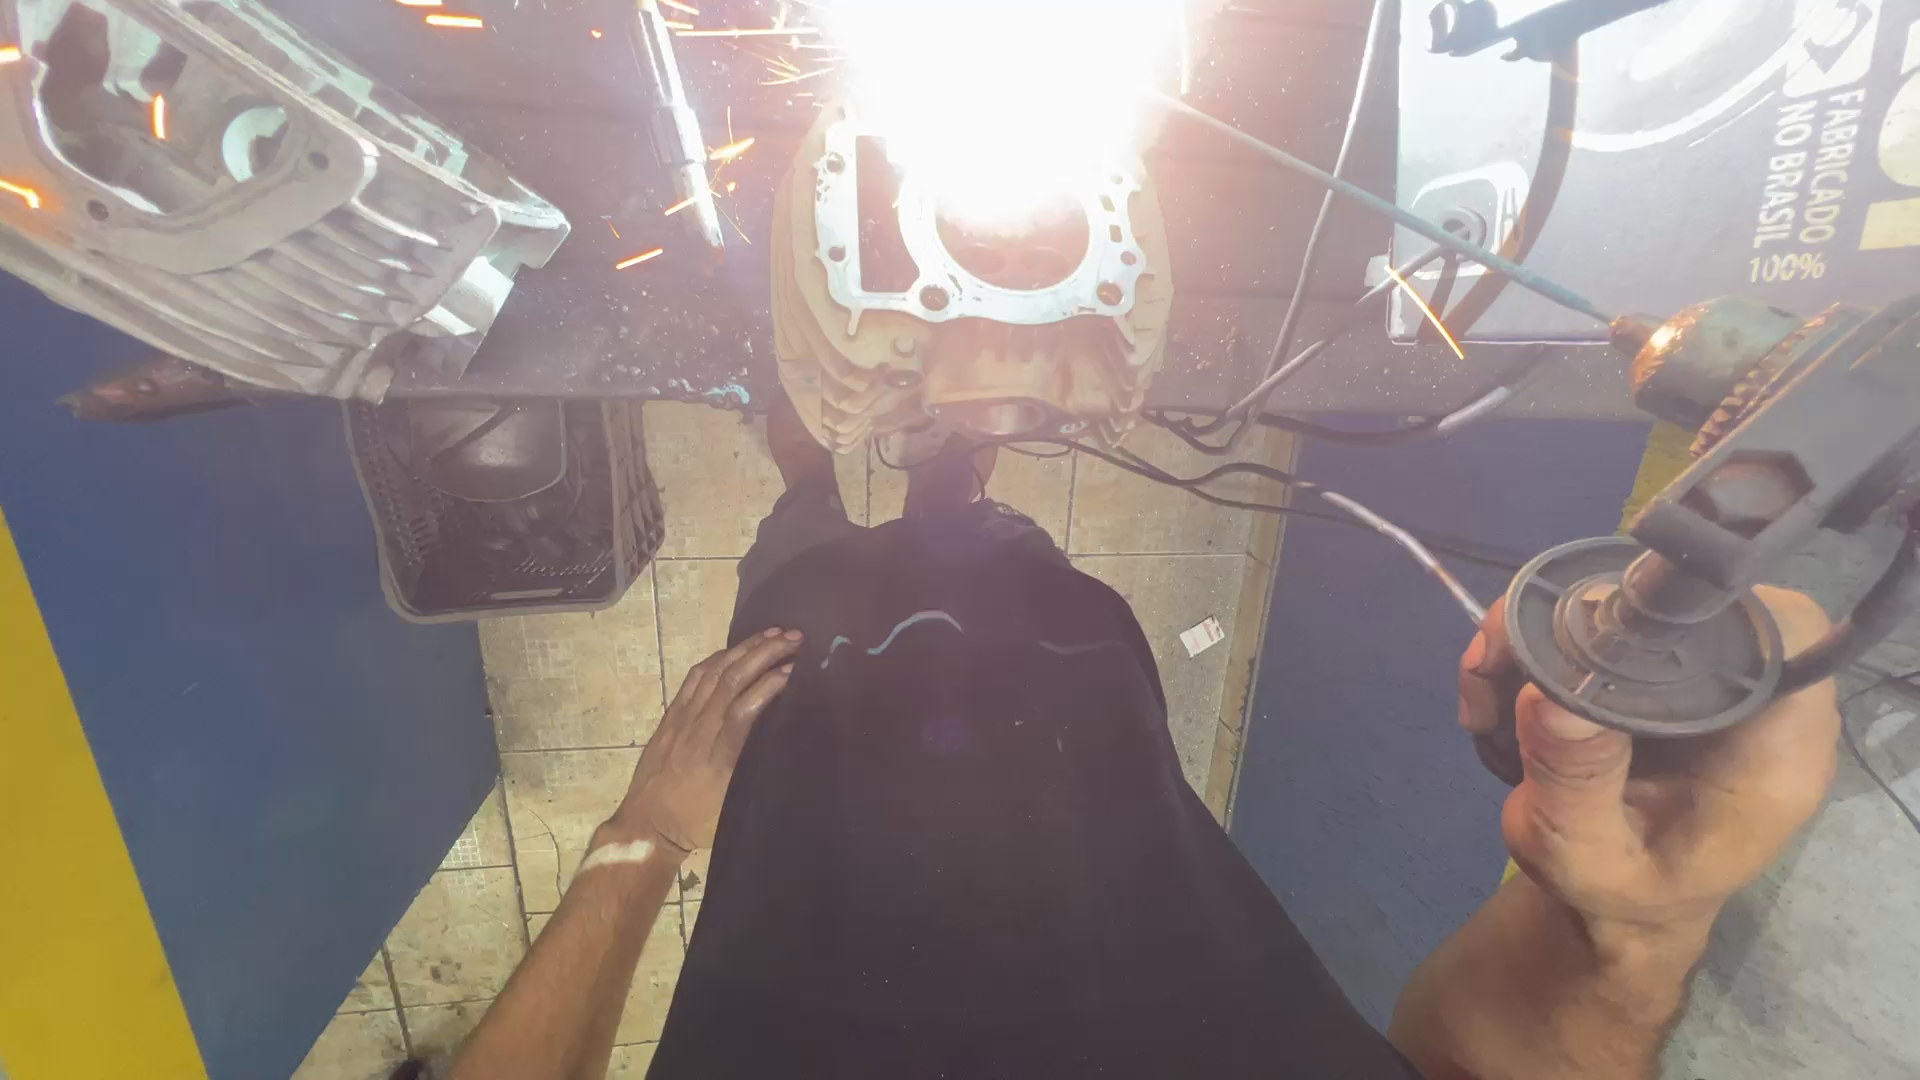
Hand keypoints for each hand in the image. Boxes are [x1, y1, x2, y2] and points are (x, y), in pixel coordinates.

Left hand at [604, 628, 802, 855]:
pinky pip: (695, 677)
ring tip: (773, 633)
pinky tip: (737, 649)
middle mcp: (699, 730)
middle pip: (732, 680)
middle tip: (795, 637)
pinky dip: (719, 657)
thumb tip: (791, 740)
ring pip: (714, 672)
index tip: (797, 668)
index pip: (745, 709)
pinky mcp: (671, 714)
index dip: (770, 684)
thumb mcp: (735, 804)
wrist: (646, 826)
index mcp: (718, 756)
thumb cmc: (699, 821)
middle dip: (765, 653)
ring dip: (746, 648)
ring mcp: (682, 718)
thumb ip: (758, 769)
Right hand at [1459, 586, 1839, 948]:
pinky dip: (1513, 660)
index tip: (1584, 632)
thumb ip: (1574, 778)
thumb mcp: (1583, 850)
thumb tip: (1551, 696)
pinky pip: (1565, 636)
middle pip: (1659, 611)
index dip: (1689, 611)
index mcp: (1762, 749)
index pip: (1770, 636)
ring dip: (1518, 646)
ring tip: (1482, 713)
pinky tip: (1492, 711)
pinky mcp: (1628, 682)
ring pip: (1595, 614)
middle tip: (1490, 678)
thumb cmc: (1616, 888)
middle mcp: (1731, 704)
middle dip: (1556, 629)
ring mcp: (1676, 688)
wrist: (1612, 900)